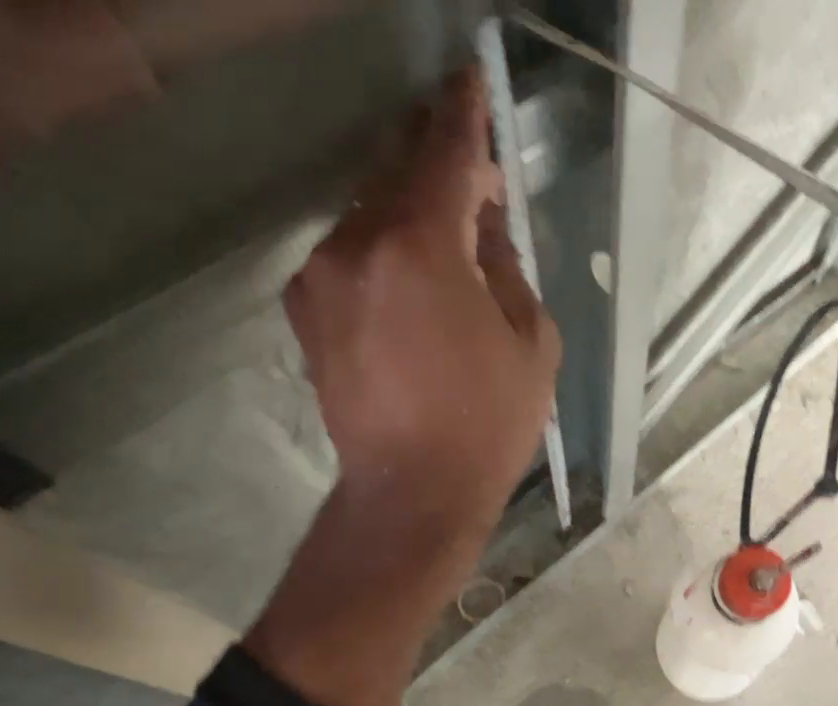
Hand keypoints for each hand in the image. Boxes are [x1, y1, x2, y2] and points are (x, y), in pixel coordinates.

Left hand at [245, 68, 559, 705]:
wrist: (411, 491)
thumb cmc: (488, 422)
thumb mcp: (530, 340)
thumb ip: (505, 263)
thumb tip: (482, 220)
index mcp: (421, 247)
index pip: (444, 156)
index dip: (463, 115)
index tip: (471, 82)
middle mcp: (357, 245)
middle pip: (396, 172)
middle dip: (437, 161)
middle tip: (475, 165)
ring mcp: (321, 275)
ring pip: (369, 211)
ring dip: (411, 208)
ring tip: (452, 231)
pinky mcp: (307, 307)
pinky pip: (351, 251)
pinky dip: (384, 245)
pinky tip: (415, 276)